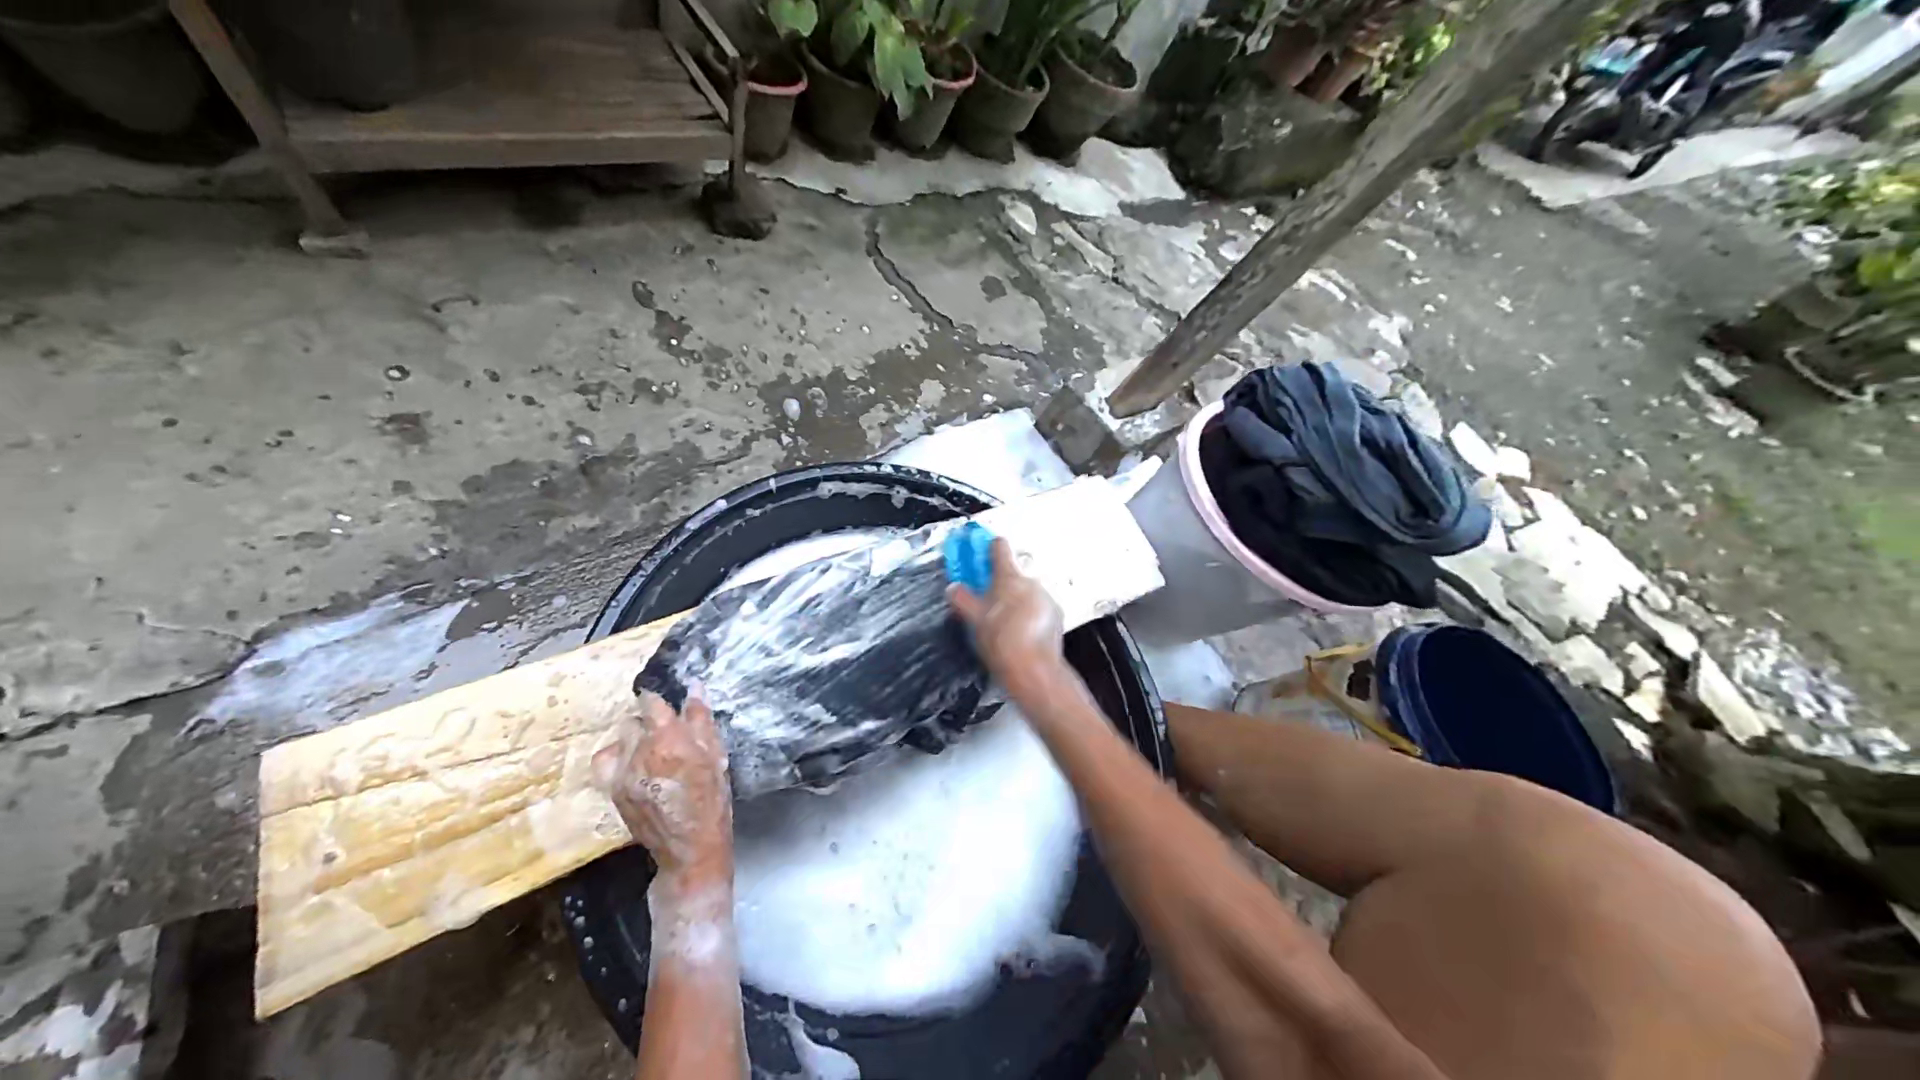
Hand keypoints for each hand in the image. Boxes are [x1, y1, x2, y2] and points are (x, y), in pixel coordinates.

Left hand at [592, 689, 732, 880]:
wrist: (690, 847)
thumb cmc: (711, 798)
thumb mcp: (714, 755)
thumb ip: (701, 719)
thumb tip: (694, 687)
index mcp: (668, 739)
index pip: (650, 703)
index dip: (656, 699)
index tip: (665, 705)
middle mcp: (639, 752)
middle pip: (633, 721)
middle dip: (649, 722)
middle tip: (667, 734)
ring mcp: (621, 772)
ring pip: (621, 739)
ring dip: (635, 740)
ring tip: (651, 752)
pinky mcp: (612, 789)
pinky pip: (607, 761)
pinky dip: (618, 757)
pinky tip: (633, 765)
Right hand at [946, 538, 1069, 701]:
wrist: (1034, 671)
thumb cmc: (1001, 642)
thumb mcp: (973, 620)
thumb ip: (962, 599)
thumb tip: (954, 588)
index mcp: (1008, 577)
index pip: (998, 547)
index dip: (986, 547)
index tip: (977, 551)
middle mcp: (1030, 582)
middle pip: (1011, 574)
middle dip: (998, 584)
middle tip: (984, 602)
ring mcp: (1046, 598)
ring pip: (1025, 592)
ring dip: (1014, 601)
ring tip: (1002, 624)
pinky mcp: (1056, 615)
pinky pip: (1038, 607)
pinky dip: (1028, 614)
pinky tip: (1019, 633)